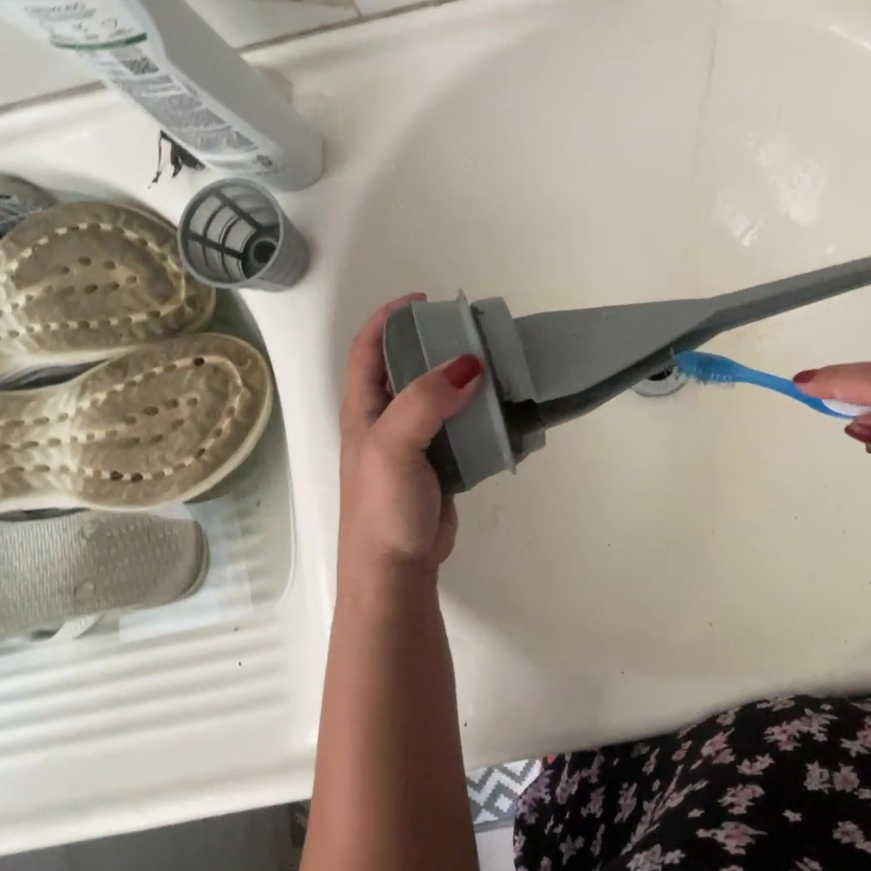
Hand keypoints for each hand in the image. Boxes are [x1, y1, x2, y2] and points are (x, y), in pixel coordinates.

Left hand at [337, 295, 484, 584]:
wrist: (395, 569)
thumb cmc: (382, 505)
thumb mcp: (393, 445)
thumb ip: (425, 401)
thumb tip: (469, 364)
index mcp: (364, 408)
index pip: (368, 348)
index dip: (389, 318)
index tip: (425, 301)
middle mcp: (388, 418)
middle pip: (411, 367)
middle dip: (438, 345)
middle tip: (475, 332)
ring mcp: (416, 442)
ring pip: (442, 397)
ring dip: (467, 381)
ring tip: (499, 364)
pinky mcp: (442, 464)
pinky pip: (464, 429)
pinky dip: (483, 416)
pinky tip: (506, 409)